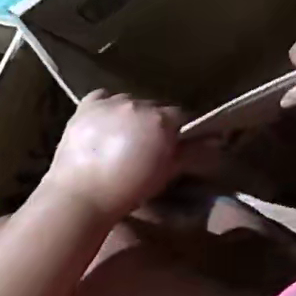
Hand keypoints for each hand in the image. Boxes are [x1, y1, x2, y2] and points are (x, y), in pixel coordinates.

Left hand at [44, 90, 185, 218]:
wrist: (79, 197)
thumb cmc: (128, 190)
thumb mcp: (166, 174)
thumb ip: (191, 153)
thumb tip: (215, 141)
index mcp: (161, 119)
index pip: (181, 115)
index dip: (179, 131)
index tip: (173, 146)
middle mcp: (138, 103)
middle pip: (155, 107)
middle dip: (155, 123)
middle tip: (146, 147)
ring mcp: (110, 102)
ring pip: (130, 102)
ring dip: (131, 115)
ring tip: (122, 139)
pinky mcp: (86, 106)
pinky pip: (103, 98)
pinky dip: (107, 108)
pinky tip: (104, 124)